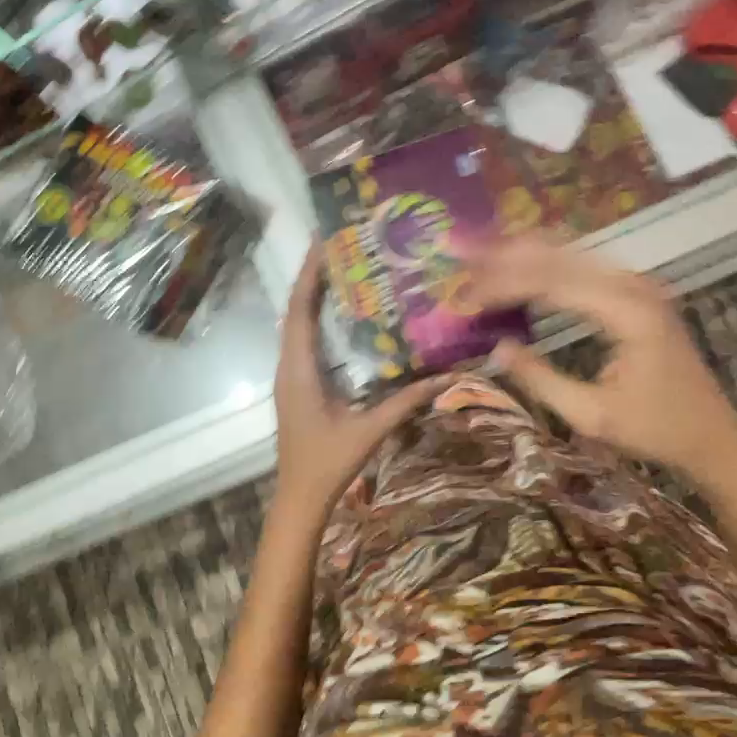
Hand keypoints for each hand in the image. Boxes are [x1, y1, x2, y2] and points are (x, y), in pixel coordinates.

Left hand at [272, 246, 449, 520]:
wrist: (299, 496)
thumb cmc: (328, 463)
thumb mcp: (369, 431)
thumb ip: (405, 402)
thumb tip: (447, 377)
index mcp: (299, 370)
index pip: (299, 310)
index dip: (309, 274)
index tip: (322, 240)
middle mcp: (289, 366)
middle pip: (295, 310)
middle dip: (313, 276)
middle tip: (340, 245)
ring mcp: (289, 375)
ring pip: (296, 325)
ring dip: (313, 296)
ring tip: (342, 268)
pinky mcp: (296, 385)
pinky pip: (302, 341)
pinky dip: (315, 319)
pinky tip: (339, 314)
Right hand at [466, 235, 736, 479]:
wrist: (712, 436)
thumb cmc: (654, 430)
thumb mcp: (591, 415)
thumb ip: (541, 379)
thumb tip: (496, 348)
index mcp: (628, 313)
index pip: (553, 283)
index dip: (504, 285)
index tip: (464, 295)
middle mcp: (635, 287)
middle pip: (560, 254)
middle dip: (506, 253)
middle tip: (460, 251)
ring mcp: (638, 286)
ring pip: (571, 252)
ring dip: (523, 252)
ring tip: (478, 250)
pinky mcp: (635, 295)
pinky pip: (584, 265)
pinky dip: (546, 261)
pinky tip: (517, 259)